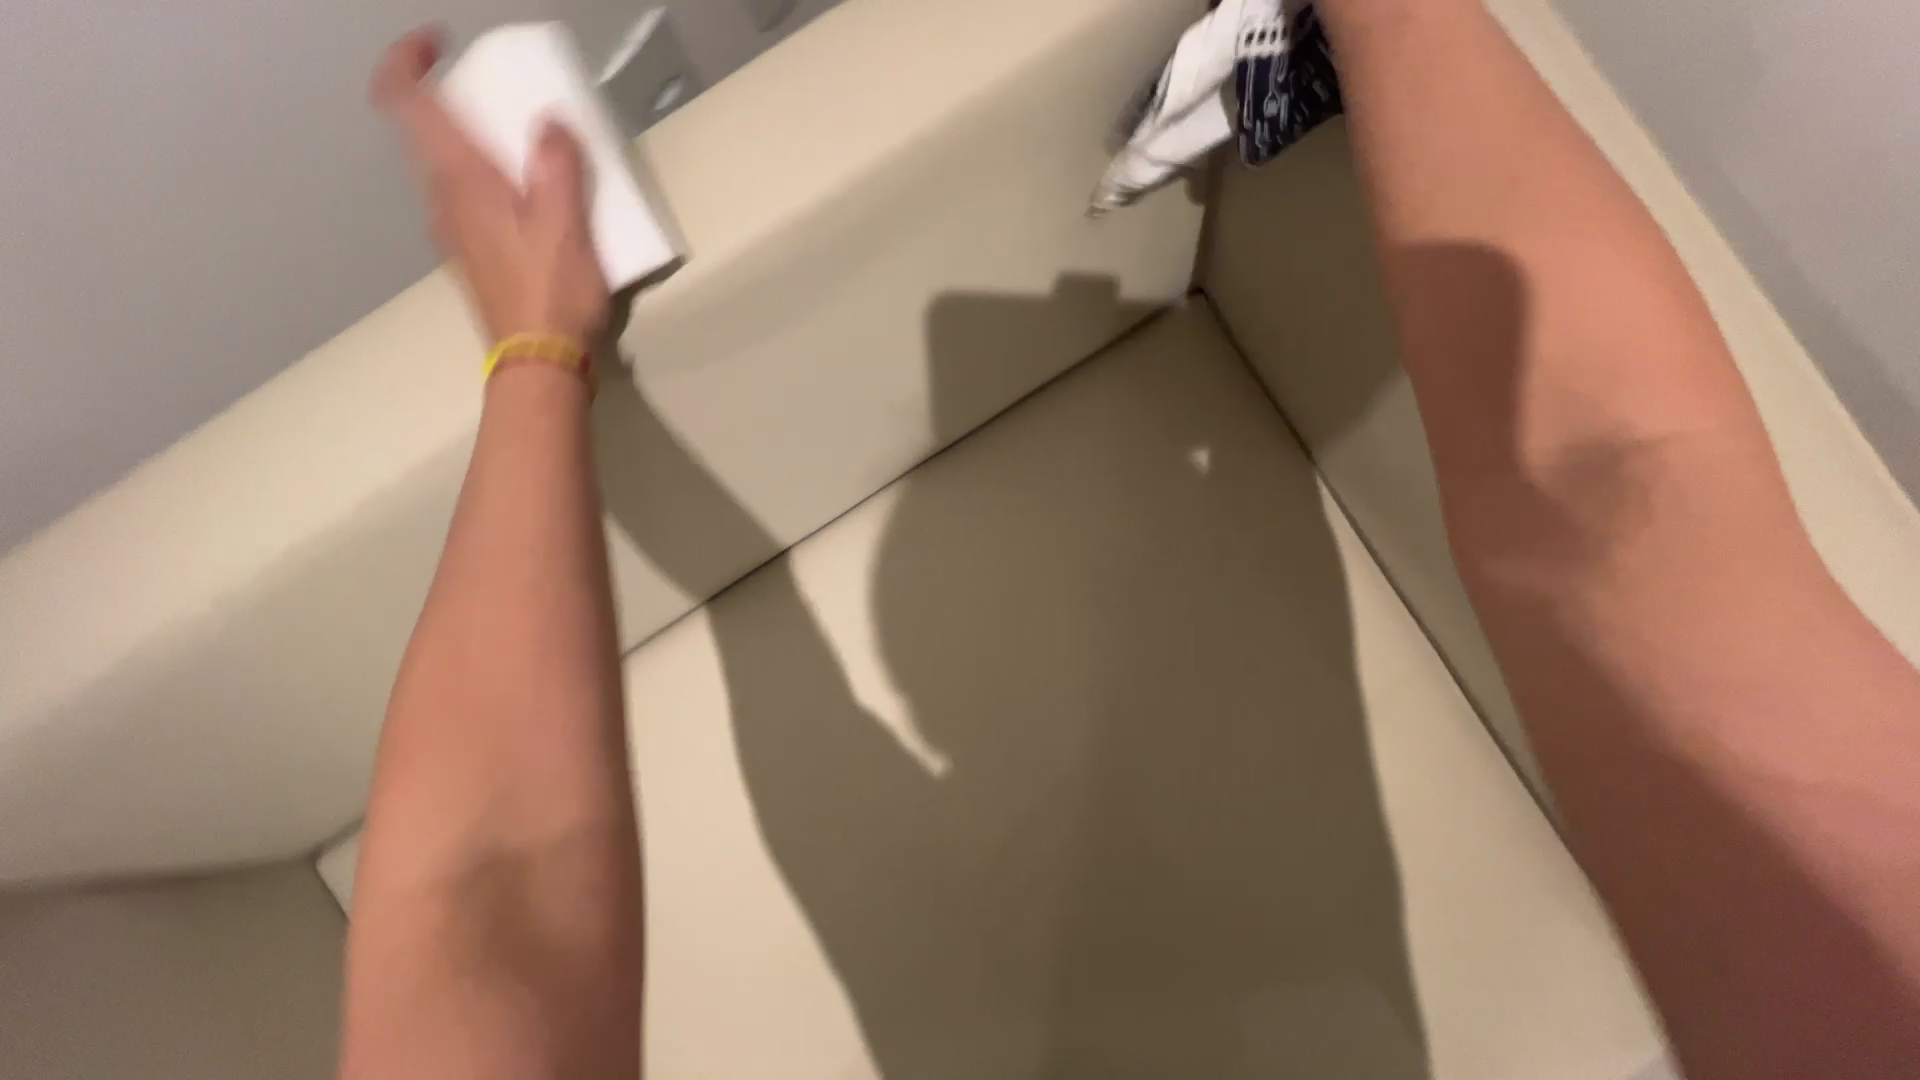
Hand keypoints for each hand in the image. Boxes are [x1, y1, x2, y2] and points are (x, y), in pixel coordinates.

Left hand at [372, 27, 609, 347]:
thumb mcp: (567, 226)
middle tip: (507, 101)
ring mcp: (452, 231)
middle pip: (426, 130)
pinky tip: (532, 203)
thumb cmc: (552, 293)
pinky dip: (490, 181)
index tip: (441, 43)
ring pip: (448, 167)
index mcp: (462, 180)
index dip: (409, 58)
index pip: (405, 99)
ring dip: (478, 146)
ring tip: (530, 153)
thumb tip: (548, 124)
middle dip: (457, 102)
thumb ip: (558, 167)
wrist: (538, 362)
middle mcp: (444, 199)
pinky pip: (468, 199)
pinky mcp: (471, 256)